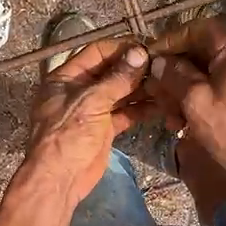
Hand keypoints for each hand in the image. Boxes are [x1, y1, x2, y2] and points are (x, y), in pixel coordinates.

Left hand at [23, 39, 152, 200]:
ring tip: (166, 82)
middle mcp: (78, 90)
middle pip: (110, 72)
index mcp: (66, 77)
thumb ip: (117, 78)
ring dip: (141, 88)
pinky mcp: (103, 129)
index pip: (97, 52)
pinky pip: (124, 113)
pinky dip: (140, 109)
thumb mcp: (91, 102)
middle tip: (163, 65)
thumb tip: (139, 53)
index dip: (121, 48)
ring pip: (120, 93)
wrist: (59, 179)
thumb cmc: (67, 135)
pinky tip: (160, 104)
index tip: (148, 46)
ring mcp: (92, 110)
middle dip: (135, 69)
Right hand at [148, 18, 225, 177]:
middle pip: (205, 48)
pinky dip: (210, 90)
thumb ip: (174, 75)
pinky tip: (194, 114)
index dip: (168, 42)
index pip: (195, 29)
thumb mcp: (196, 102)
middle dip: (178, 72)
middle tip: (159, 94)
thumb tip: (159, 62)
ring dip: (191, 85)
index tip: (149, 58)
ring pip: (216, 66)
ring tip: (174, 115)